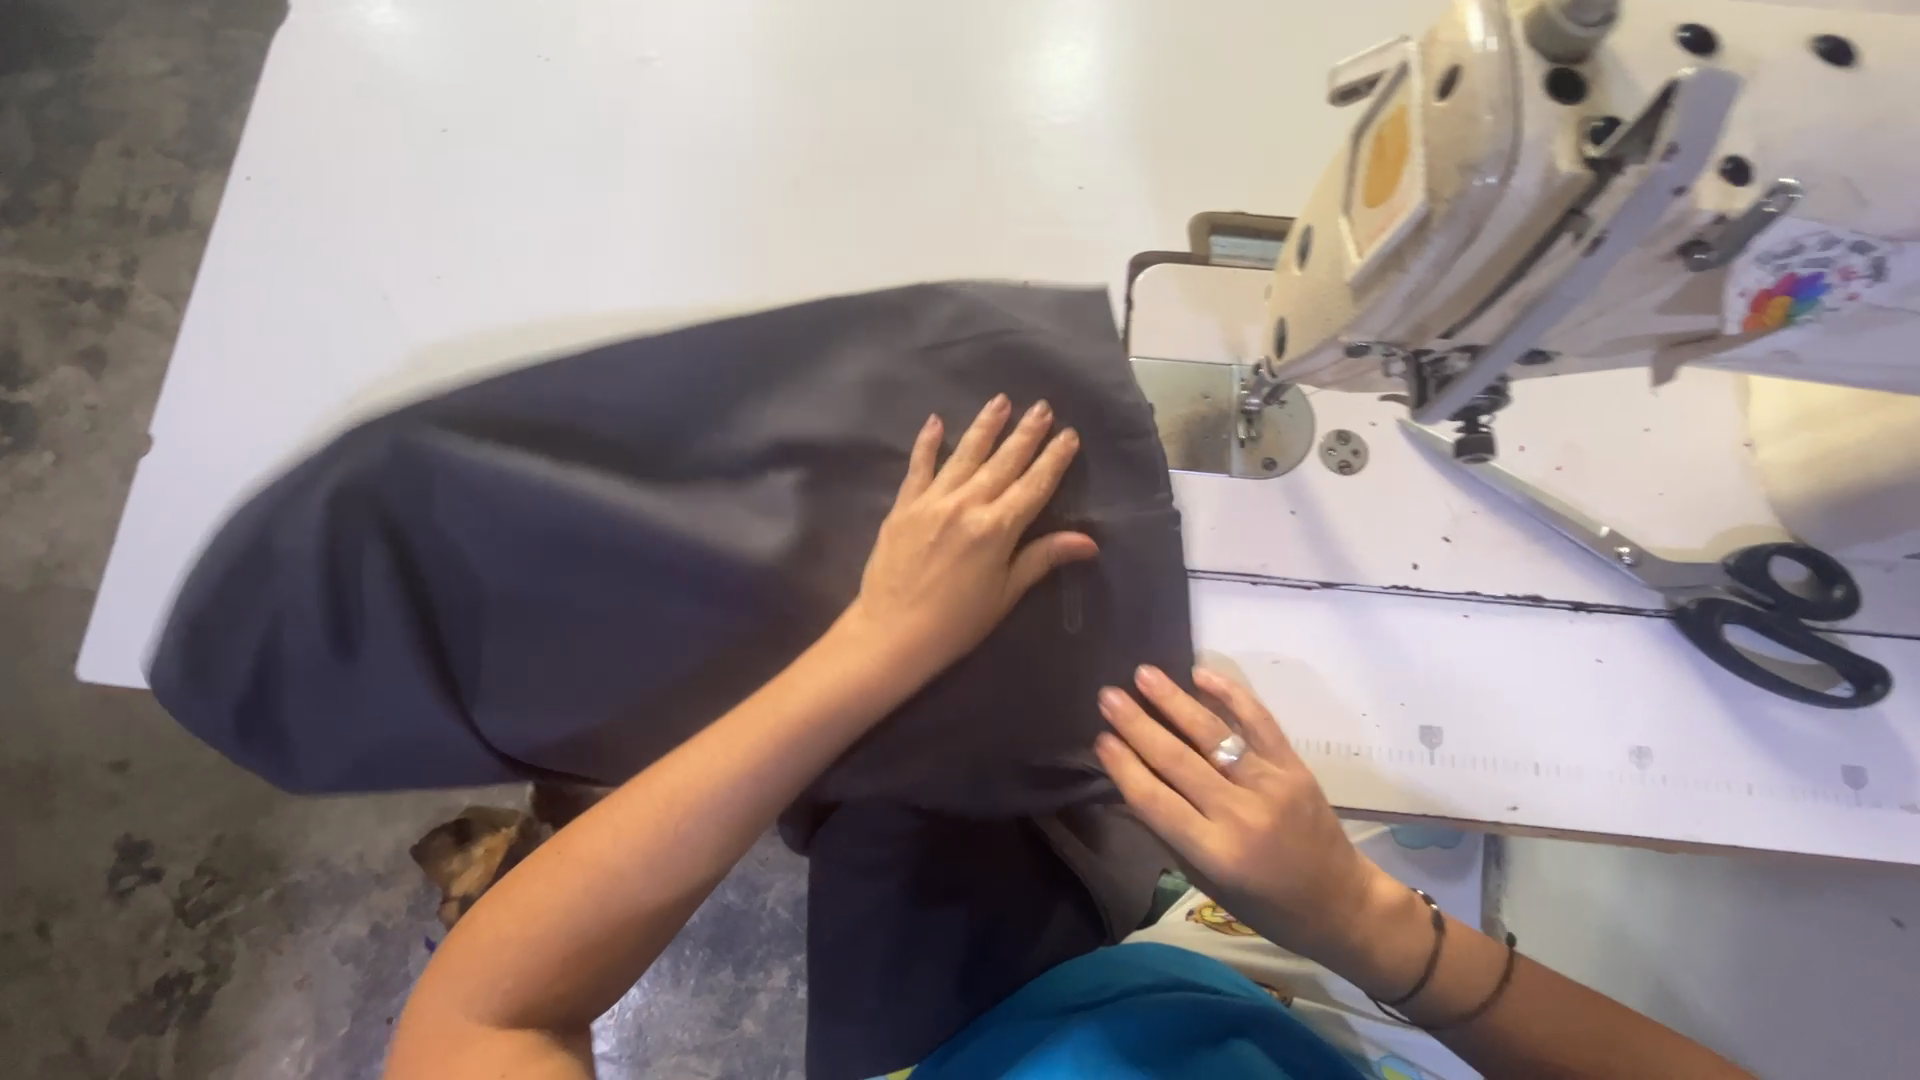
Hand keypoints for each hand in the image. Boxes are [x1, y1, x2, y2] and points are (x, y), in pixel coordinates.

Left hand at [840, 394, 1098, 685]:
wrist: (891, 633)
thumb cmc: (956, 623)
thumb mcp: (1005, 594)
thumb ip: (1041, 558)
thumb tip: (1089, 541)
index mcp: (997, 529)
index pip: (1034, 485)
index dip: (1054, 459)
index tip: (1068, 434)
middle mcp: (967, 505)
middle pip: (1004, 462)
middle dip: (1026, 433)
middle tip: (1042, 406)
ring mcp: (932, 501)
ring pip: (965, 455)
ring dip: (985, 426)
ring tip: (1001, 401)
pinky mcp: (903, 506)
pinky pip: (918, 467)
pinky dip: (927, 443)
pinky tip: (935, 422)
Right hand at [1094, 665, 1401, 965]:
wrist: (1341, 903)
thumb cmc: (1264, 903)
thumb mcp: (1208, 882)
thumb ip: (1168, 833)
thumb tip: (1127, 785)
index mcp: (1215, 853)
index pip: (1157, 802)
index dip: (1125, 767)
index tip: (1100, 739)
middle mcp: (1240, 815)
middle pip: (1178, 761)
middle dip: (1137, 725)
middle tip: (1107, 696)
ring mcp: (1271, 785)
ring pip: (1213, 735)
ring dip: (1173, 700)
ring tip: (1143, 674)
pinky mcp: (1294, 766)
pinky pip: (1259, 722)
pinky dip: (1231, 694)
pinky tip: (1201, 674)